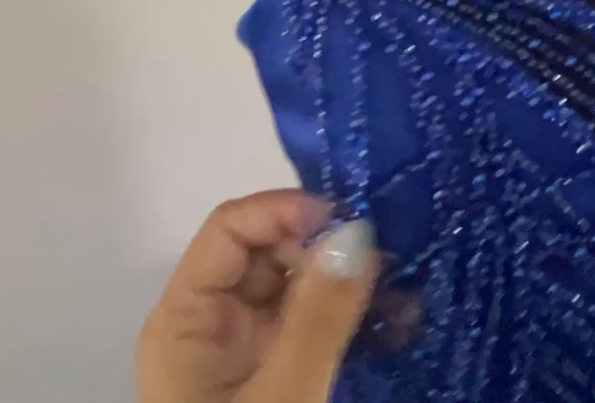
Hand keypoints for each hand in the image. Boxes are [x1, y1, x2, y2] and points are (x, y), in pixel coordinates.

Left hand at [136, 191, 378, 402]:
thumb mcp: (283, 397)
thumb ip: (319, 315)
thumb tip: (358, 229)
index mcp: (188, 318)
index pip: (231, 228)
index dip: (285, 211)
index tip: (349, 221)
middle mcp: (215, 324)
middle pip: (269, 252)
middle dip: (328, 245)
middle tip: (391, 253)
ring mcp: (249, 353)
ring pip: (299, 287)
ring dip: (351, 281)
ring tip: (406, 287)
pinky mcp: (282, 378)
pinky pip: (317, 326)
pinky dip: (354, 317)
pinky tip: (399, 321)